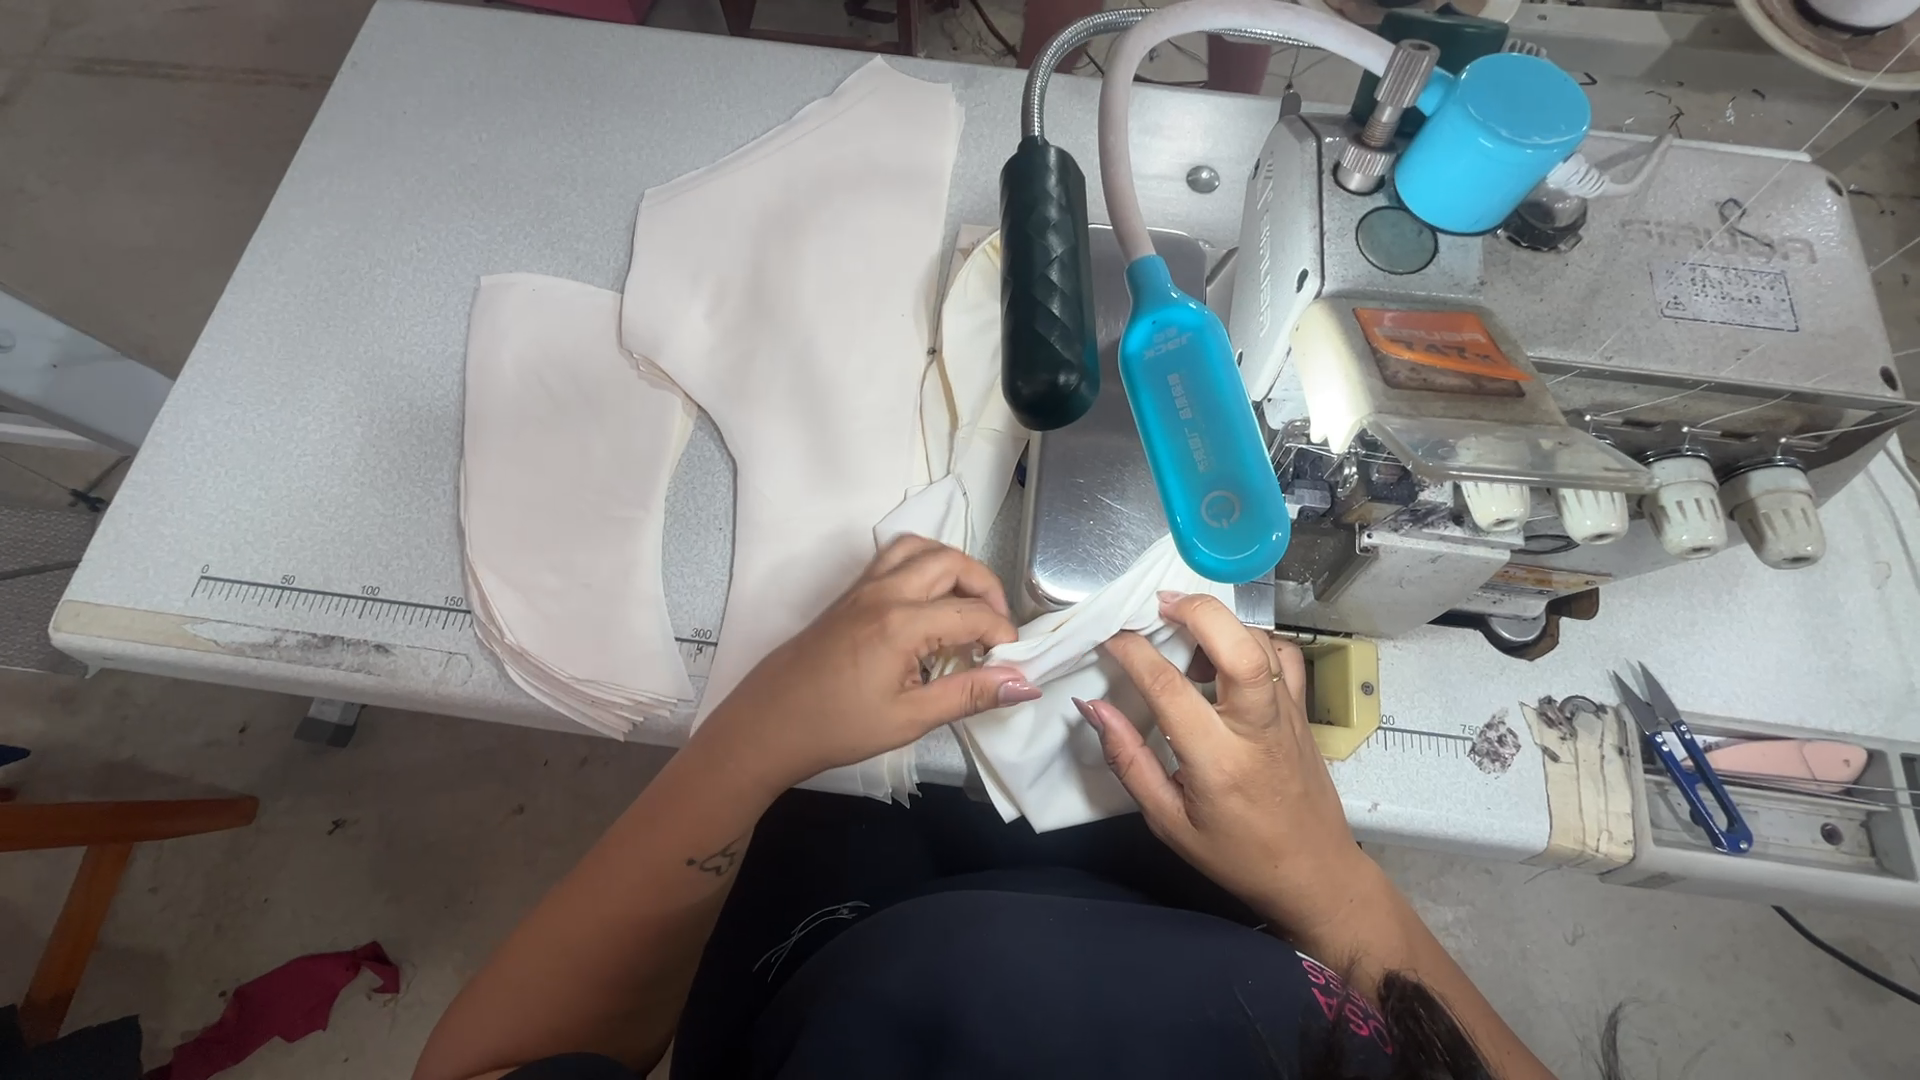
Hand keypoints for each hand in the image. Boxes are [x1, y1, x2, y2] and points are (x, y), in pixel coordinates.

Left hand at [695, 536, 1042, 793]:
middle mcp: (884, 591)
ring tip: (966, 603)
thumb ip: (969, 694)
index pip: (972, 613)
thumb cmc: (837, 727)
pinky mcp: (849, 593)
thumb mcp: (909, 719)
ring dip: (953, 566)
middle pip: (952, 562)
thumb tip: (1024, 683)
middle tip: (995, 628)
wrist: (767, 725)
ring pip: (920, 547)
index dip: (1002, 635)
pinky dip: (923, 563)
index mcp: (901, 623)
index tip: (1011, 664)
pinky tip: (927, 600)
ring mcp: (863, 587)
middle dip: (986, 587)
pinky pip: (893, 556)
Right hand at [1077, 592, 1375, 937]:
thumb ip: (1128, 761)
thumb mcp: (1168, 821)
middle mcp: (1258, 728)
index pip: (1170, 688)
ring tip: (1184, 628)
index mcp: (1218, 761)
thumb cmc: (1236, 855)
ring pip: (1261, 644)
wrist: (1316, 875)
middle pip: (1239, 648)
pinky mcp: (1303, 712)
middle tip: (1159, 603)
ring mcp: (1288, 715)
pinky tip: (1227, 653)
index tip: (1110, 639)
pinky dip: (1254, 640)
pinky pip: (1284, 658)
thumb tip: (1094, 707)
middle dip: (1197, 611)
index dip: (1134, 653)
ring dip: (1221, 623)